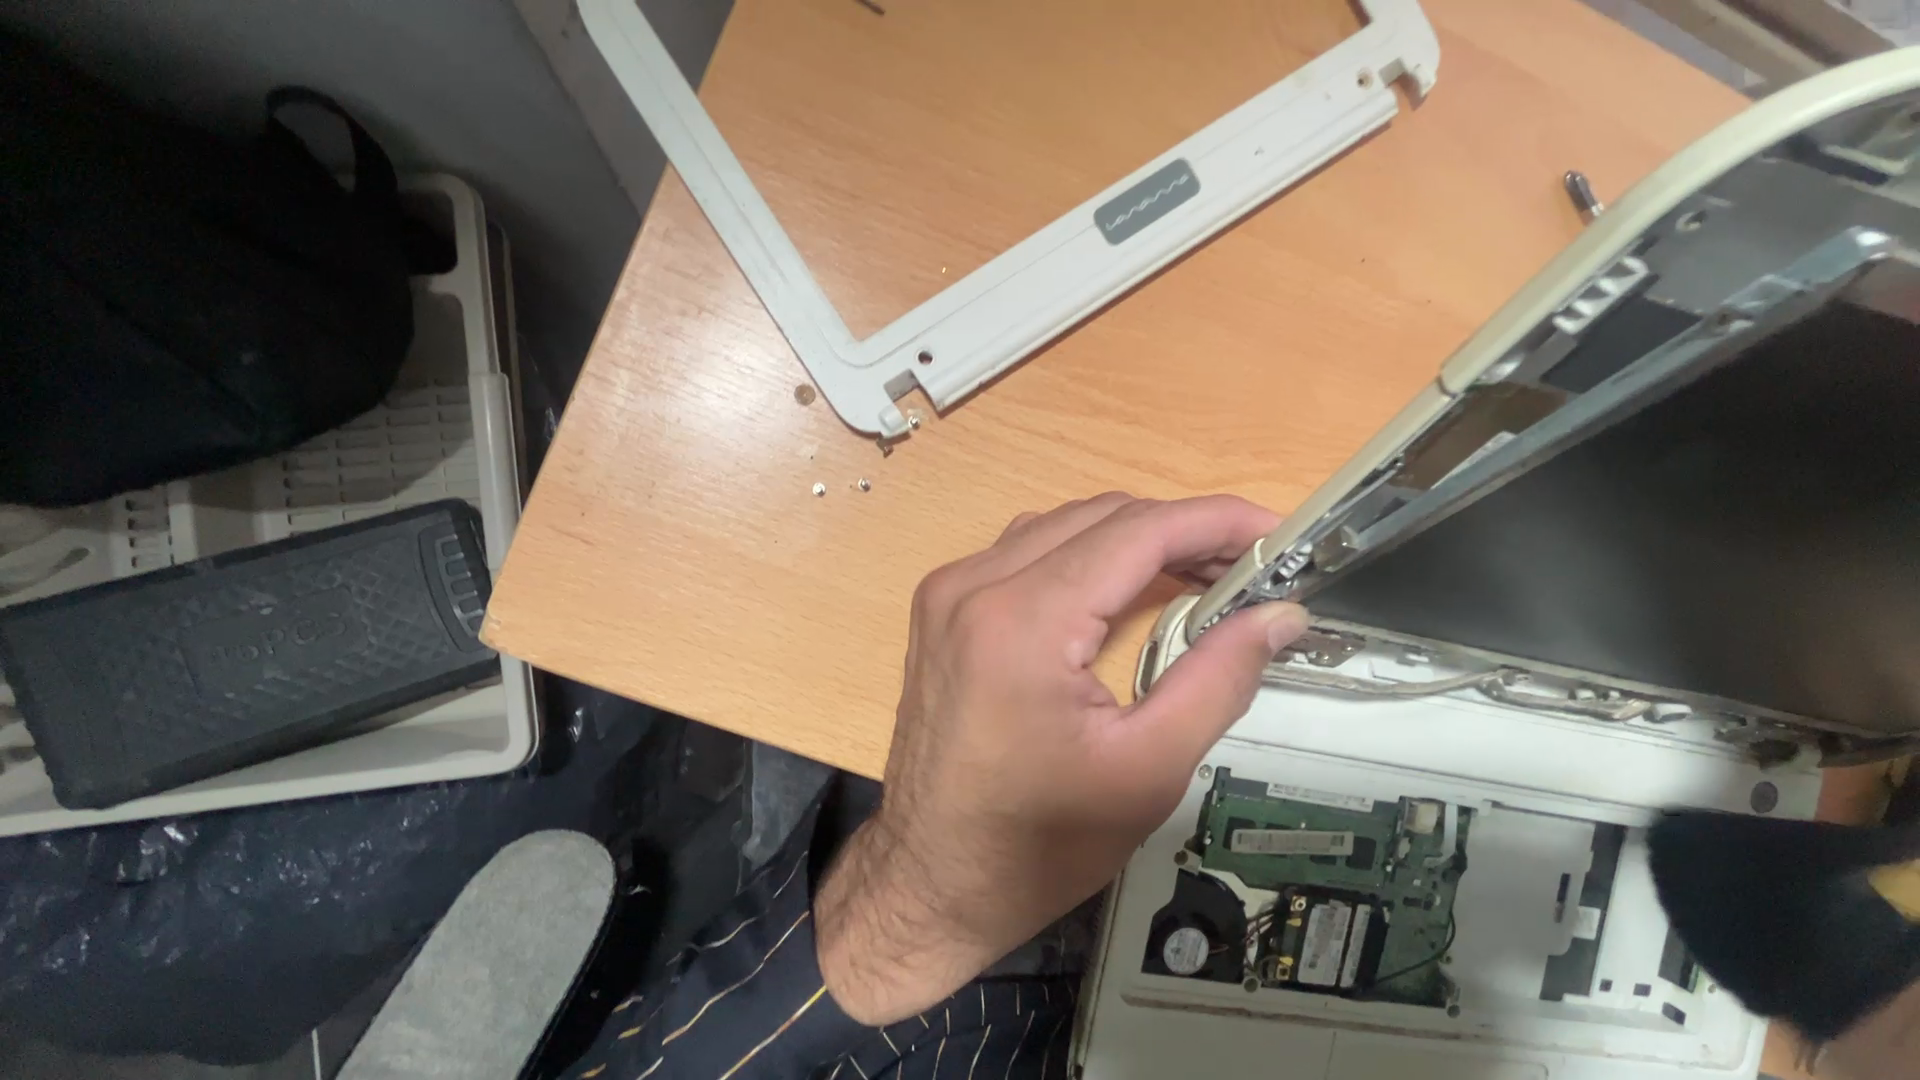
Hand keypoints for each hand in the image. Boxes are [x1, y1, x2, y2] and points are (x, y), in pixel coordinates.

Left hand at [815, 493, 1308, 1023]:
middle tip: (1247, 568)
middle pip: (1100, 518)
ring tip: (1202, 576)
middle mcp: (973, 584)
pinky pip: (1027, 552)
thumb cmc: (1036, 844)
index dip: (1215, 521)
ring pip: (1063, 527)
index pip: (1135, 532)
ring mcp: (948, 592)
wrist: (931, 880)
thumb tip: (1279, 615)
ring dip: (1135, 540)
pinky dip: (1087, 558)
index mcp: (1020, 621)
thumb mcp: (1146, 770)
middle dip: (1181, 531)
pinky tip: (1129, 588)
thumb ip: (1218, 678)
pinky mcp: (942, 609)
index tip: (1275, 533)